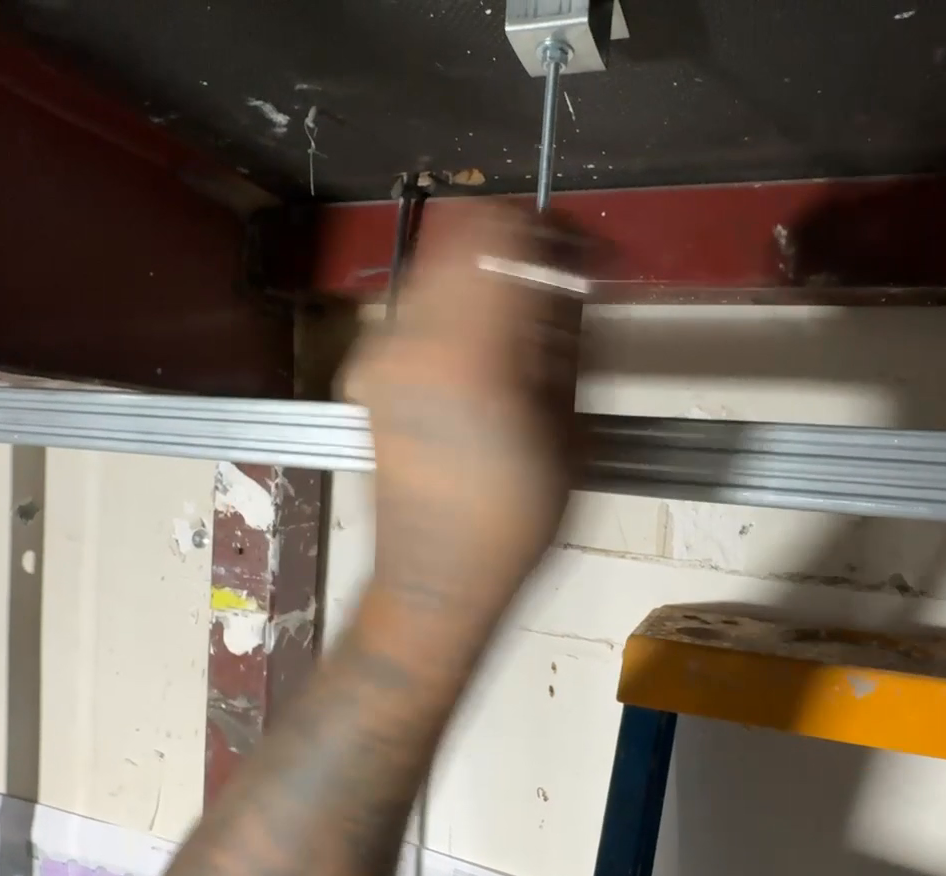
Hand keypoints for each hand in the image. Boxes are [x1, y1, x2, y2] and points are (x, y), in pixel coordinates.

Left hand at [342, 204, 583, 626]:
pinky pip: (415, 314)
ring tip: (523, 331)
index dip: (547, 226)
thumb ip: (564, 336)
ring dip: (484, 281)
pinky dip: (455, 314)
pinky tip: (481, 360)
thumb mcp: (565, 429)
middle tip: (557, 289)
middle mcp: (407, 341)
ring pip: (435, 272)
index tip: (580, 251)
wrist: (433, 580)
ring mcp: (376, 358)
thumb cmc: (513, 521)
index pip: (499, 231)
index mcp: (467, 353)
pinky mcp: (366, 377)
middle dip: (516, 250)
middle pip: (460, 240)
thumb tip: (570, 272)